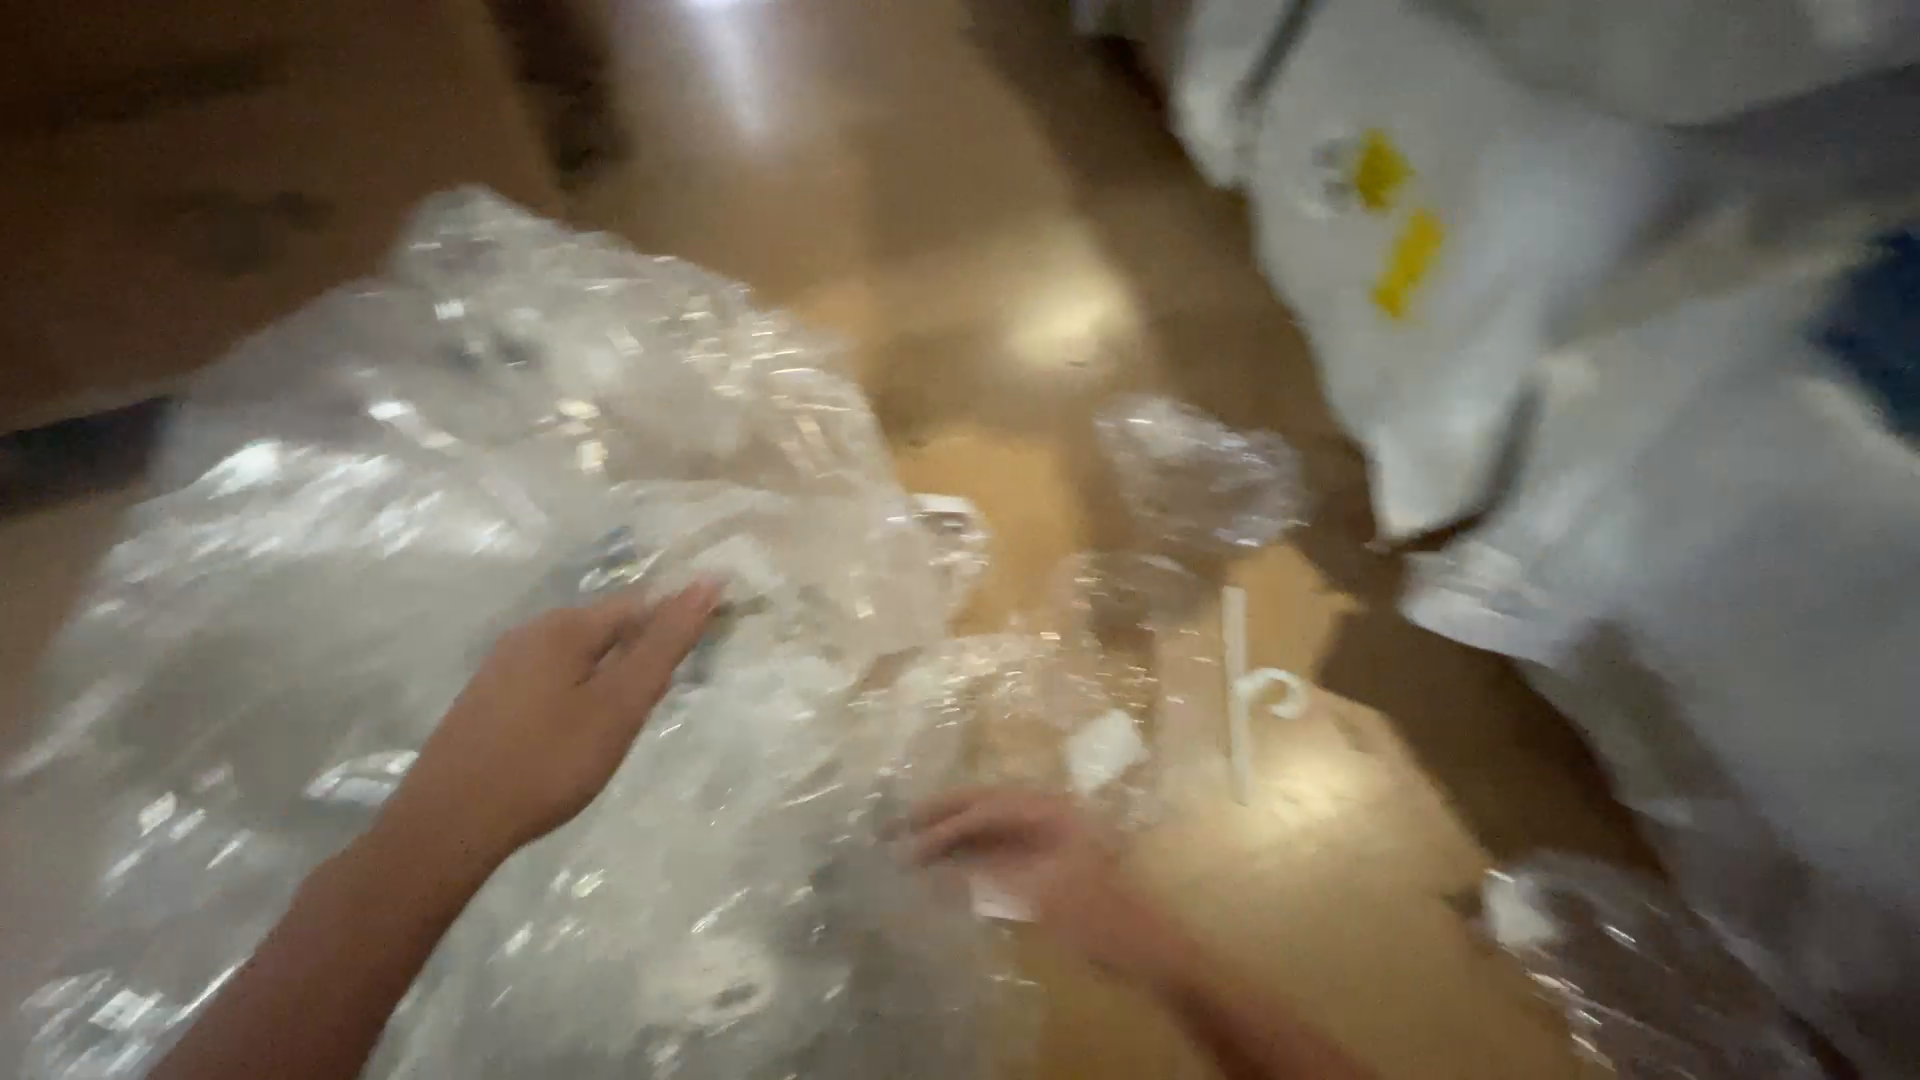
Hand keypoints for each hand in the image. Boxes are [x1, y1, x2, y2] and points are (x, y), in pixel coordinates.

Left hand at [375, 582, 722, 871]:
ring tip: (621, 727)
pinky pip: (555, 679)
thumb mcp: (620, 703)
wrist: (447, 827)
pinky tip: (579, 736)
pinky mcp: (490, 698)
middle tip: (653, 708)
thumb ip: (665, 644)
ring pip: (582, 657)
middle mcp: (531, 633)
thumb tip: (707, 583)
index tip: (698, 662)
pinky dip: (582, 695)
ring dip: (614, 678)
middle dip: (644, 656)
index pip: (642, 603)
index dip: (677, 624)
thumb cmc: (548, 761)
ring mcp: (504, 665)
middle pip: (610, 628)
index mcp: (565, 626)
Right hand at [908, 787, 1182, 979]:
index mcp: (1049, 809)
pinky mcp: (1046, 859)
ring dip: (954, 833)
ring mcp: (1048, 834)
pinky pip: (1000, 847)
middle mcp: (1046, 811)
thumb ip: (988, 880)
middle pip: (985, 805)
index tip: (908, 844)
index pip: (985, 808)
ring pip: (990, 825)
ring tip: (913, 842)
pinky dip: (971, 854)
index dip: (944, 825)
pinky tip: (948, 867)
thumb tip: (938, 873)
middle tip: (899, 825)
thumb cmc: (1099, 917)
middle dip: (942, 814)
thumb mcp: (1042, 898)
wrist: (1147, 946)